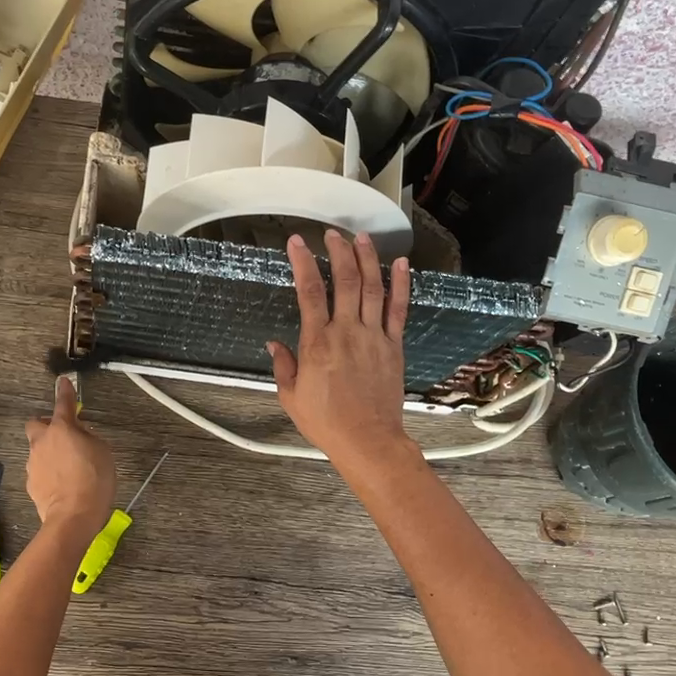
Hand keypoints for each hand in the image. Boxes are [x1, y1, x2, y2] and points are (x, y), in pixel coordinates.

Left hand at [23, 376, 115, 538]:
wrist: (73, 516)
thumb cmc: (94, 482)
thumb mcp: (103, 452)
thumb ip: (89, 437)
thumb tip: (81, 435)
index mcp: (62, 429)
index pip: (63, 403)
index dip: (65, 391)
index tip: (63, 382)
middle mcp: (43, 442)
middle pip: (36, 424)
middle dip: (47, 425)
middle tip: (63, 434)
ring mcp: (33, 462)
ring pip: (38, 448)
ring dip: (50, 452)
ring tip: (69, 467)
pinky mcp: (31, 482)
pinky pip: (39, 469)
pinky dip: (49, 472)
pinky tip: (63, 483)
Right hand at [267, 230, 412, 465]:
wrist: (368, 441)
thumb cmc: (326, 423)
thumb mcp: (291, 397)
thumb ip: (283, 366)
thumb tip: (274, 345)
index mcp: (317, 343)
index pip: (308, 292)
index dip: (302, 263)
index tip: (296, 243)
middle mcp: (346, 332)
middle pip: (344, 280)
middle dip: (337, 252)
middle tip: (331, 234)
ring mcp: (374, 337)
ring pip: (372, 288)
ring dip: (367, 259)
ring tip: (361, 238)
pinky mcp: (393, 347)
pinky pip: (398, 309)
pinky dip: (400, 284)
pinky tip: (400, 264)